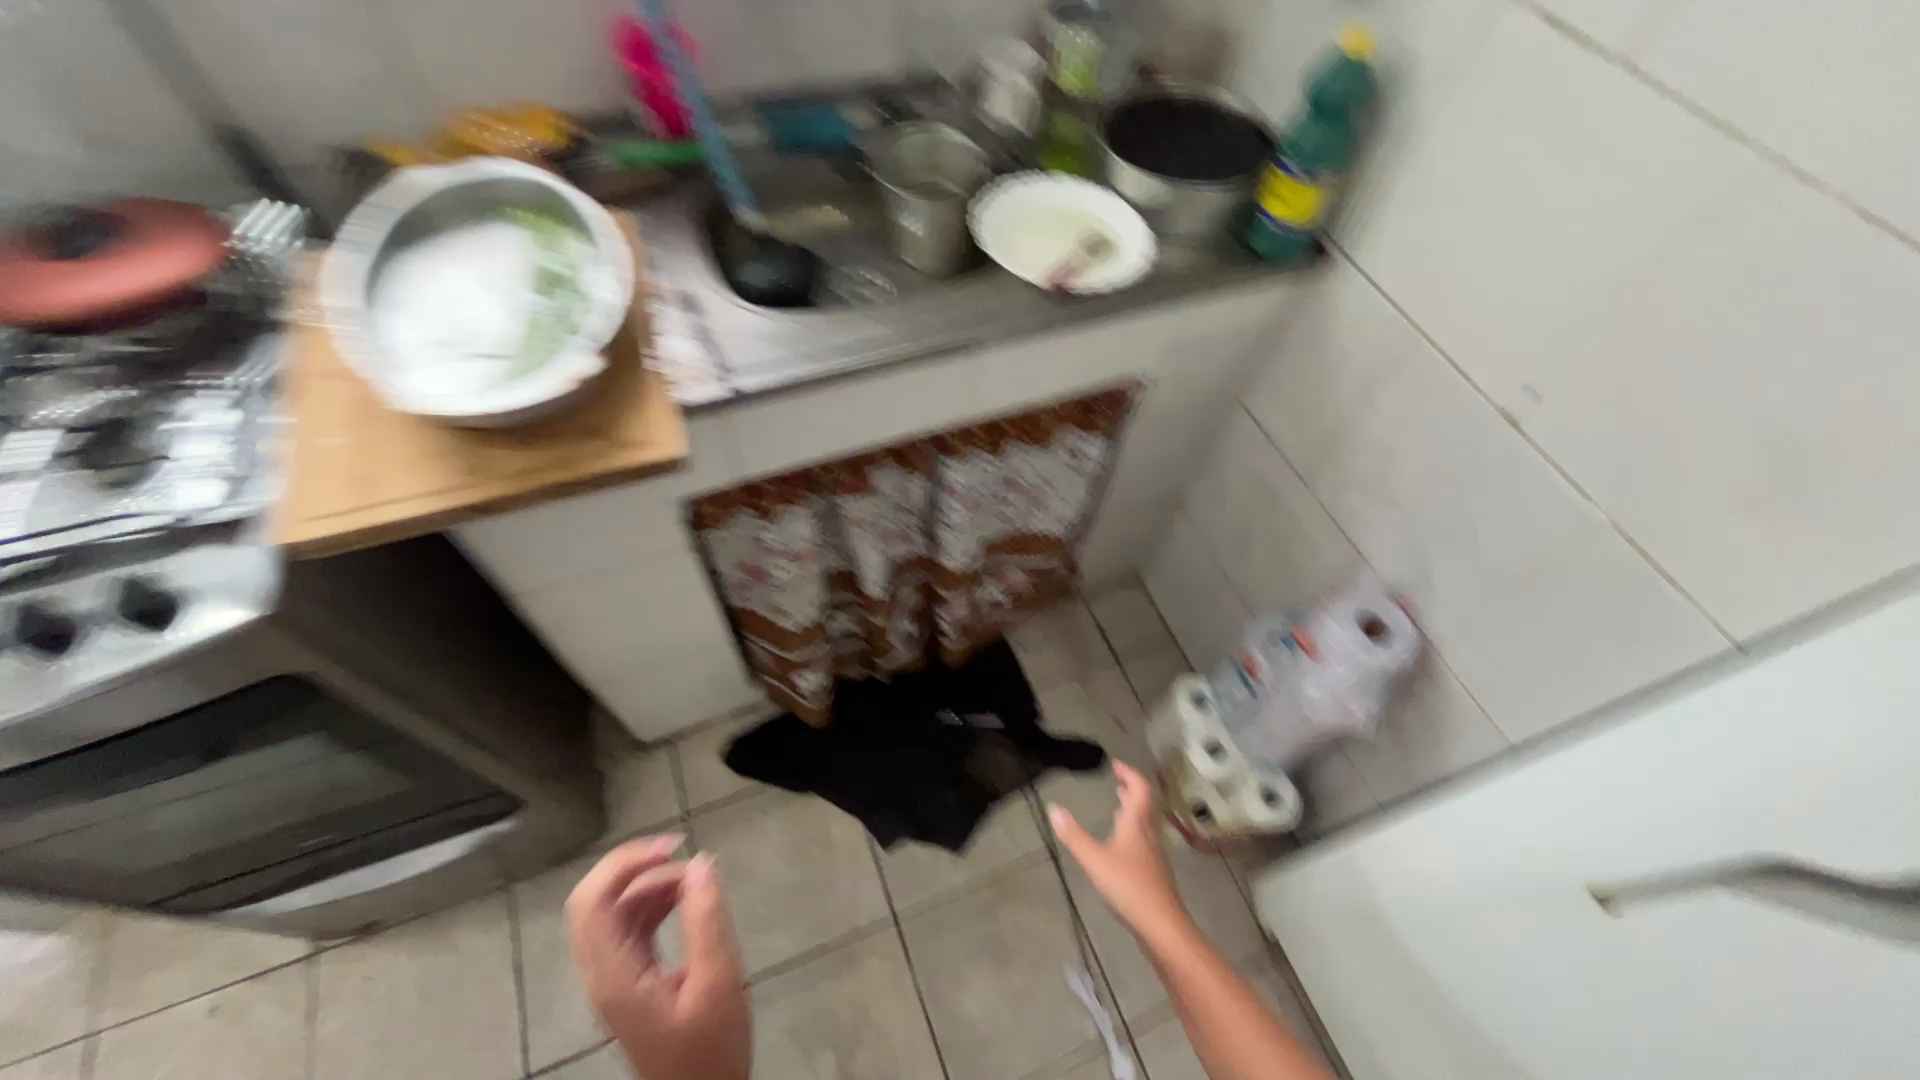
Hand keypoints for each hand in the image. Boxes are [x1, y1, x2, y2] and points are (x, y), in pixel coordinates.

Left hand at [565, 835, 749, 1079]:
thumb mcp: (718, 982)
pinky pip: (629, 927)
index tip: (672, 848)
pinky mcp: (629, 980)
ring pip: (613, 911)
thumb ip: (706, 921)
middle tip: (681, 851)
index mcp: (613, 975)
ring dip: (648, 883)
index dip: (624, 863)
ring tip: (695, 876)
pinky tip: (687, 897)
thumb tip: (701, 864)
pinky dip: (653, 903)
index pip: (590, 902)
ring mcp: (613, 977)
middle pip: (593, 901)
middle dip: (634, 867)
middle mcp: (602, 972)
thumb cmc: (710, 1049)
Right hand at [1047, 762, 1190, 940]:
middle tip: (1117, 779)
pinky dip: (1134, 827)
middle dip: (1131, 788)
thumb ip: (1074, 835)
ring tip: (1119, 803)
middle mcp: (1149, 833)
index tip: (1116, 765)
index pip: (1140, 788)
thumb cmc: (1128, 886)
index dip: (1130, 774)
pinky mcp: (1155, 869)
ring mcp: (1154, 852)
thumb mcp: (1095, 860)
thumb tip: (1054, 808)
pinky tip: (1122, 840)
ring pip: (1146, 820)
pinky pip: (1145, 837)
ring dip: (1134, 807)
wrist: (1162, 923)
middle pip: (1145, 803)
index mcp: (1137, 823)